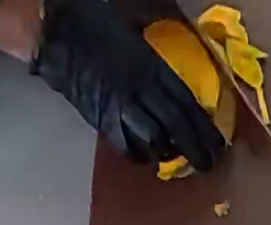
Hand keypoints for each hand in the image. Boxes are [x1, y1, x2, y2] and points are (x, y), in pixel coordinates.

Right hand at [32, 0, 225, 168]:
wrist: (52, 26)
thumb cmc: (91, 13)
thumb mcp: (131, 11)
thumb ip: (156, 22)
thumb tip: (176, 22)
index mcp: (150, 64)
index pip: (187, 102)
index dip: (205, 126)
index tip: (218, 142)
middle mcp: (140, 89)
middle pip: (176, 127)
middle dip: (196, 149)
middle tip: (209, 165)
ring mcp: (120, 107)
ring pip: (153, 140)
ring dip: (168, 152)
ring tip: (178, 158)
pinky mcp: (102, 119)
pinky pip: (126, 146)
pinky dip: (139, 155)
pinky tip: (147, 155)